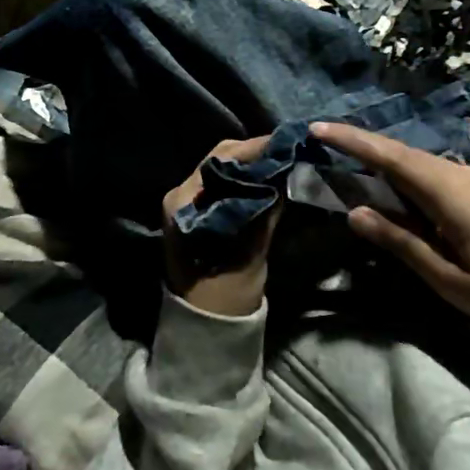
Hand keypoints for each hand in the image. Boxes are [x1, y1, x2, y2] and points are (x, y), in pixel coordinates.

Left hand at [162, 137, 277, 316]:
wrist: (206, 327)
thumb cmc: (223, 294)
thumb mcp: (248, 251)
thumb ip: (263, 209)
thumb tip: (283, 172)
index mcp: (184, 202)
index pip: (220, 159)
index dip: (253, 148)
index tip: (284, 142)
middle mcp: (182, 196)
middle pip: (221, 159)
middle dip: (253, 152)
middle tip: (287, 150)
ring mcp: (189, 205)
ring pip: (224, 170)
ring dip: (251, 163)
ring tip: (283, 160)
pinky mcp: (201, 215)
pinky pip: (225, 186)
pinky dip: (247, 179)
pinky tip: (270, 179)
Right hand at [310, 122, 469, 322]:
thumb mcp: (448, 280)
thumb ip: (401, 242)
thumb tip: (355, 213)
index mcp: (458, 197)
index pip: (397, 160)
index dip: (356, 142)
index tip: (320, 128)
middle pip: (409, 156)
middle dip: (368, 150)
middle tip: (330, 147)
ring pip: (427, 164)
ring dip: (394, 168)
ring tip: (363, 177)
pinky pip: (445, 173)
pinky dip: (417, 179)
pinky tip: (406, 196)